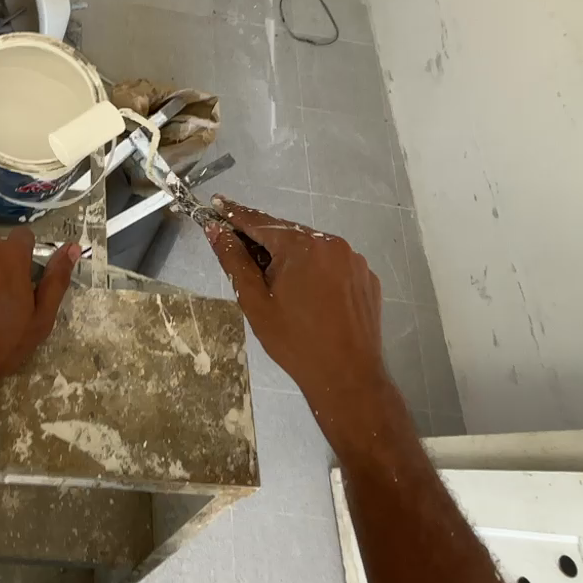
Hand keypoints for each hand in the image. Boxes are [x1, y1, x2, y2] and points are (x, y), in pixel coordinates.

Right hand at [203, 197, 402, 447]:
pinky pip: (332, 262)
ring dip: (289, 254)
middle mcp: (332, 243)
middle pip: (287, 232)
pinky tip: (306, 293)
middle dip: (262, 239)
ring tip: (274, 280)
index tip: (216, 203)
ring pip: (310, 247)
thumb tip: (215, 230)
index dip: (234, 213)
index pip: (259, 222)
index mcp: (302, 246)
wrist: (347, 378)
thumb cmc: (294, 341)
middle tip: (239, 250)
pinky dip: (314, 268)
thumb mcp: (254, 300)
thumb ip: (234, 260)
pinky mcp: (366, 277)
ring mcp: (354, 260)